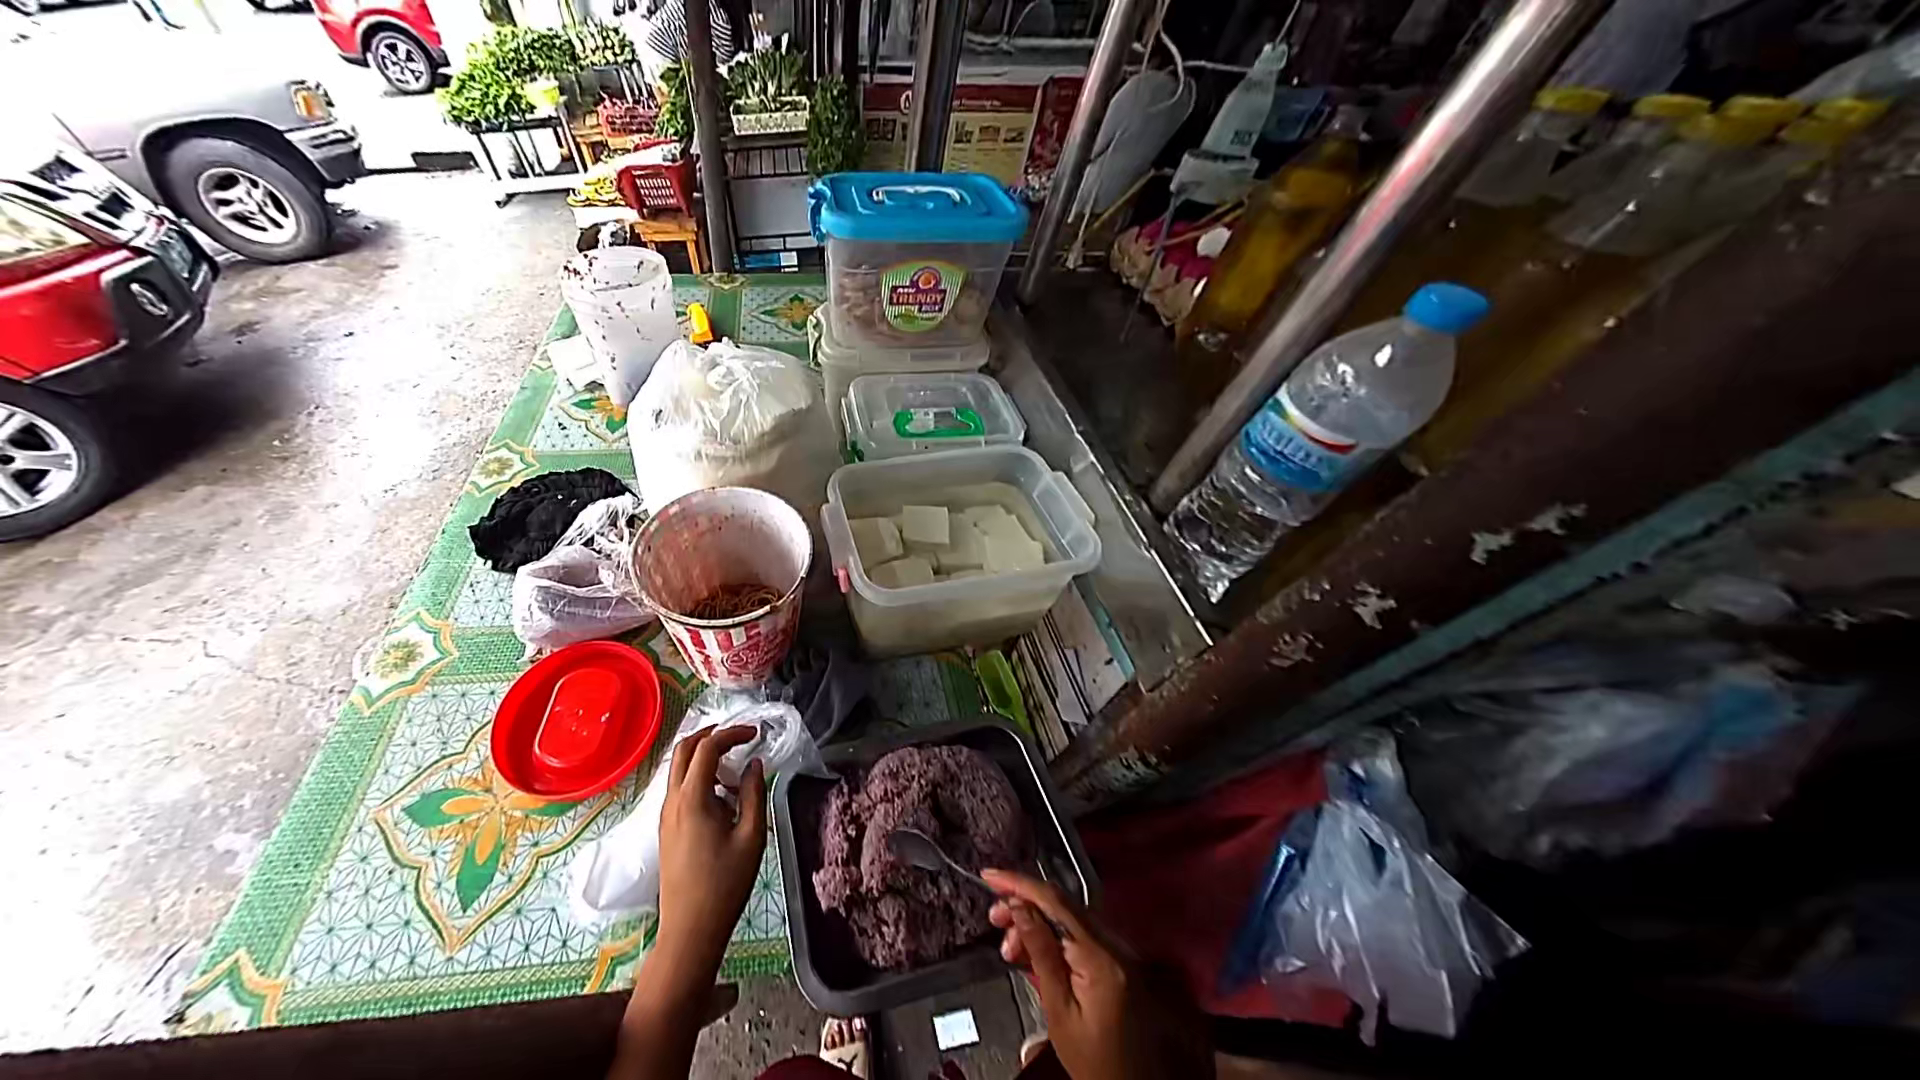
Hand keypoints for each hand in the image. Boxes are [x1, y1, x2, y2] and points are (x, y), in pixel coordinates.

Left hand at [612, 727, 764, 1079]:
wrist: (690, 929)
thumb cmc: (725, 883)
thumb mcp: (751, 835)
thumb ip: (753, 793)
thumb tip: (754, 764)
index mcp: (692, 799)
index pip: (708, 747)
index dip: (732, 733)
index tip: (756, 733)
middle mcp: (672, 801)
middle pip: (684, 749)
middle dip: (711, 734)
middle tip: (740, 736)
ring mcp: (665, 815)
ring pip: (678, 767)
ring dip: (704, 755)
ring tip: (735, 767)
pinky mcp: (666, 828)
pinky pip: (678, 787)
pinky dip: (698, 775)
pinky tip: (722, 794)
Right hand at [984, 869, 1210, 1079]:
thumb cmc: (1095, 1063)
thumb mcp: (1060, 1013)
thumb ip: (1041, 955)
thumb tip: (1019, 908)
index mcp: (1101, 957)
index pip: (1056, 902)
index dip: (1020, 884)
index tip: (989, 876)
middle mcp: (1115, 944)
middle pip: (1062, 906)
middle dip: (1023, 905)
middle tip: (994, 920)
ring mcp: (1118, 950)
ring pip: (1068, 917)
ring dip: (1035, 923)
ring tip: (1010, 947)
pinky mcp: (1116, 959)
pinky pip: (1078, 934)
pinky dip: (1051, 936)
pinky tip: (1031, 952)